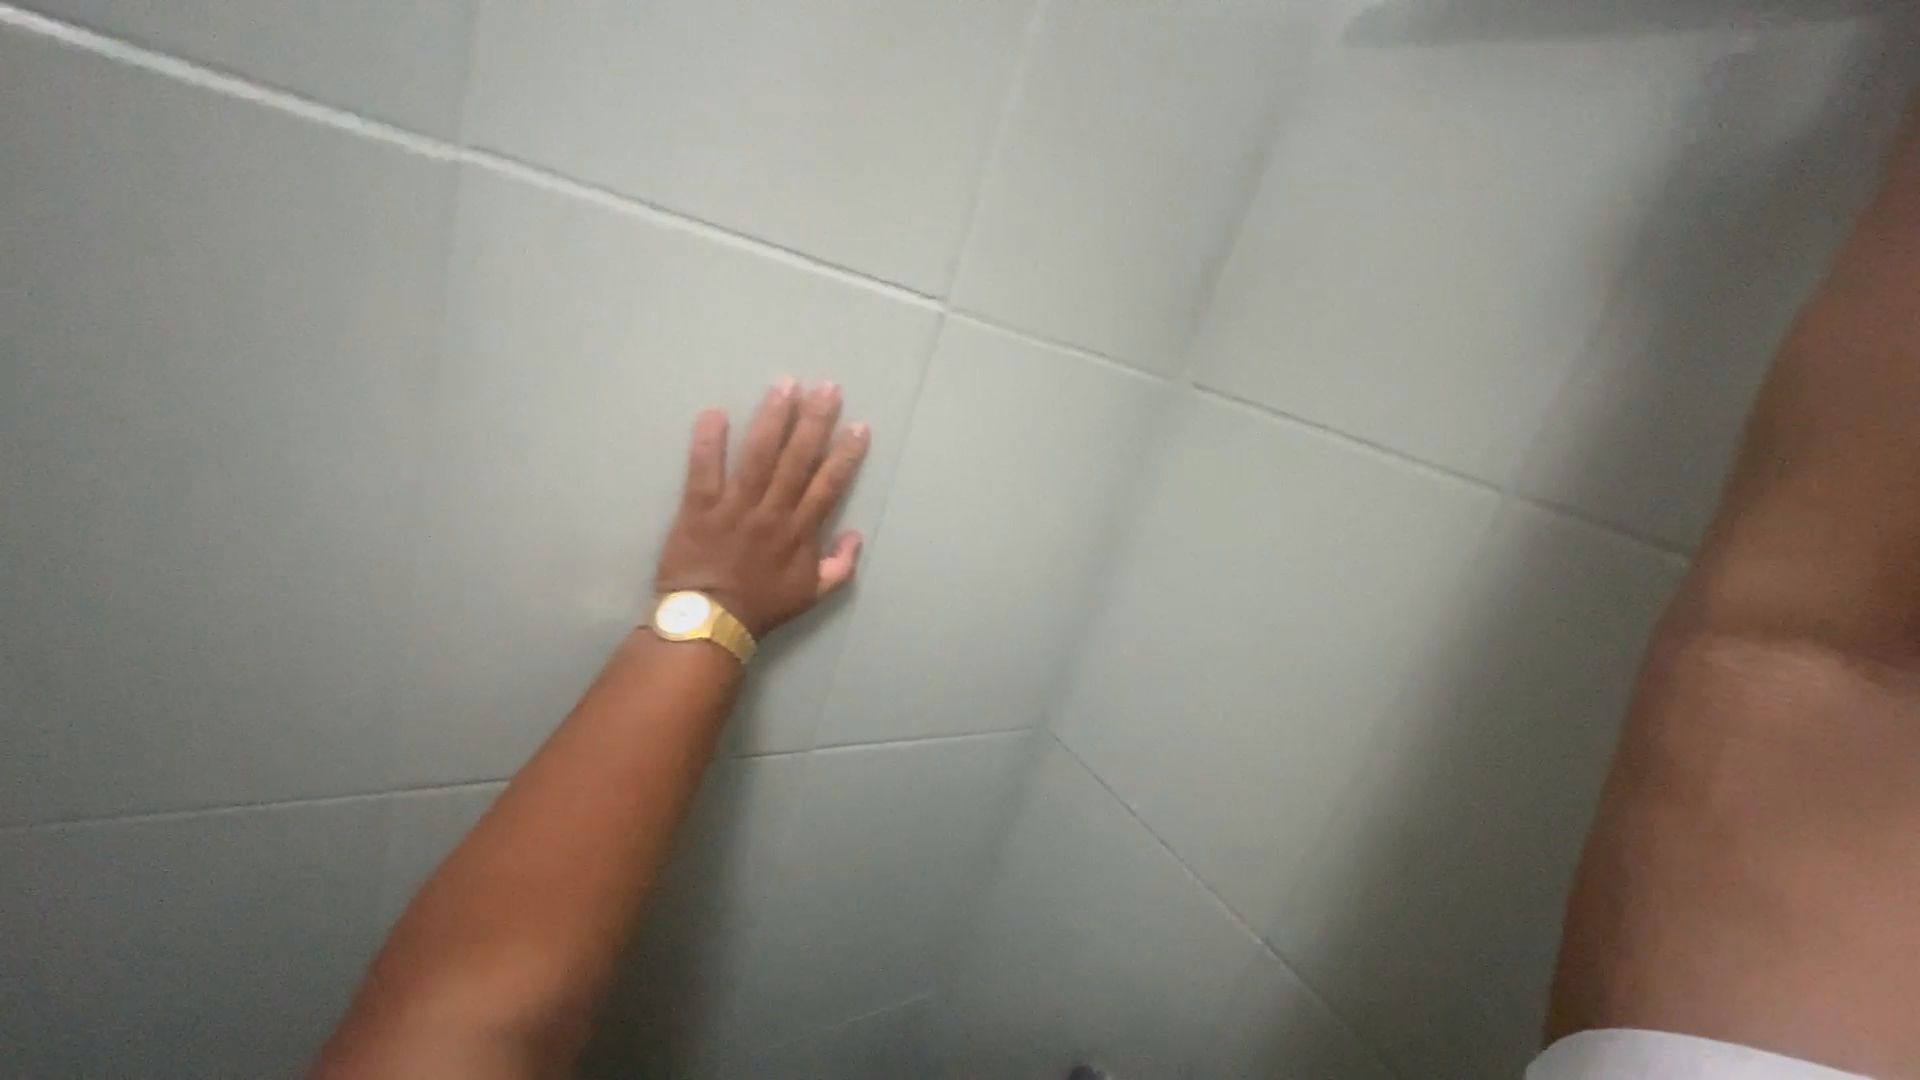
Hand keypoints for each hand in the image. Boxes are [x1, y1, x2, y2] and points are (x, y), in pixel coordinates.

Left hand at [654, 378, 869, 636]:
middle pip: (798, 460)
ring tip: (785, 386)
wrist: (708, 623)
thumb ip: (841, 566)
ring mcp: (734, 507)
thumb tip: (857, 534)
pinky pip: (703, 470)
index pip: (829, 485)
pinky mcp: (698, 508)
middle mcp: (772, 513)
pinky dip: (709, 442)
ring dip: (773, 419)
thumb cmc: (762, 607)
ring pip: (758, 456)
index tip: (858, 425)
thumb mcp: (812, 594)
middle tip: (827, 388)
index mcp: (800, 532)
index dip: (846, 454)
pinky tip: (716, 412)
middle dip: (815, 421)